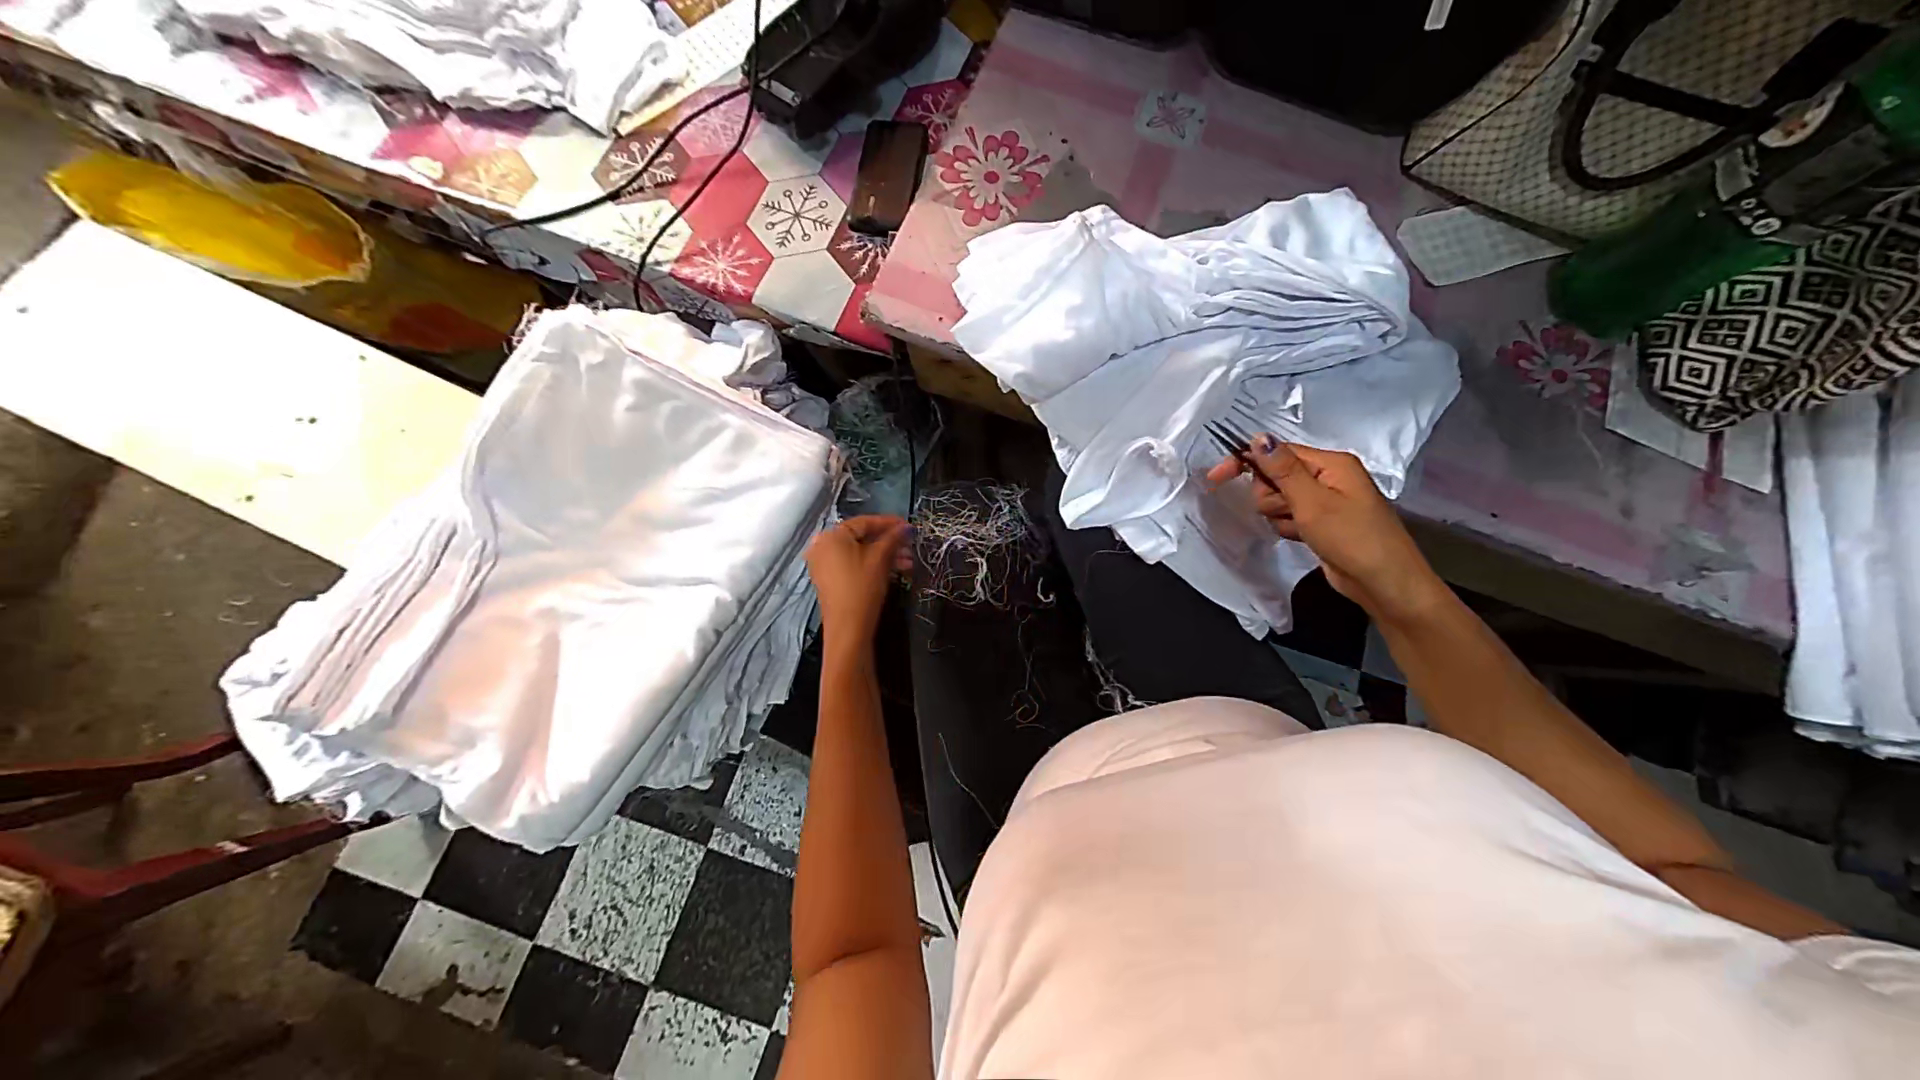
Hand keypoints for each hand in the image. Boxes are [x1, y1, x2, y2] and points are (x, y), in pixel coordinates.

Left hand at [805, 515, 911, 645]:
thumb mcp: (881, 559)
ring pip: (859, 552)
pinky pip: (853, 563)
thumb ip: (893, 538)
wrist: (848, 628)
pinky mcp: (829, 579)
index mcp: (832, 535)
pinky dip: (872, 564)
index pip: (865, 522)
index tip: (908, 526)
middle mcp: (823, 546)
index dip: (889, 523)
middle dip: (889, 542)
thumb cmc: (862, 587)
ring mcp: (824, 563)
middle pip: (862, 537)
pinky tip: (894, 570)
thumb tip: (905, 526)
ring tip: (908, 562)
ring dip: (884, 555)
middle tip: (910, 546)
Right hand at [1206, 438, 1447, 623]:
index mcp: (1331, 463)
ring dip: (1279, 514)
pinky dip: (1288, 526)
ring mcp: (1325, 501)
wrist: (1383, 583)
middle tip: (1286, 511)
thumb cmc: (1352, 538)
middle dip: (1270, 495)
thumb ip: (1282, 470)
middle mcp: (1328, 477)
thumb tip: (1259, 437)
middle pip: (1275, 476)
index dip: (1247, 462)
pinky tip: (1301, 537)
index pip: (1278, 452)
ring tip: (1299, 528)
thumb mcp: (1312, 502)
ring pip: (1279, 499)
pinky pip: (1289, 516)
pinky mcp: (1321, 523)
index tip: (1217, 478)